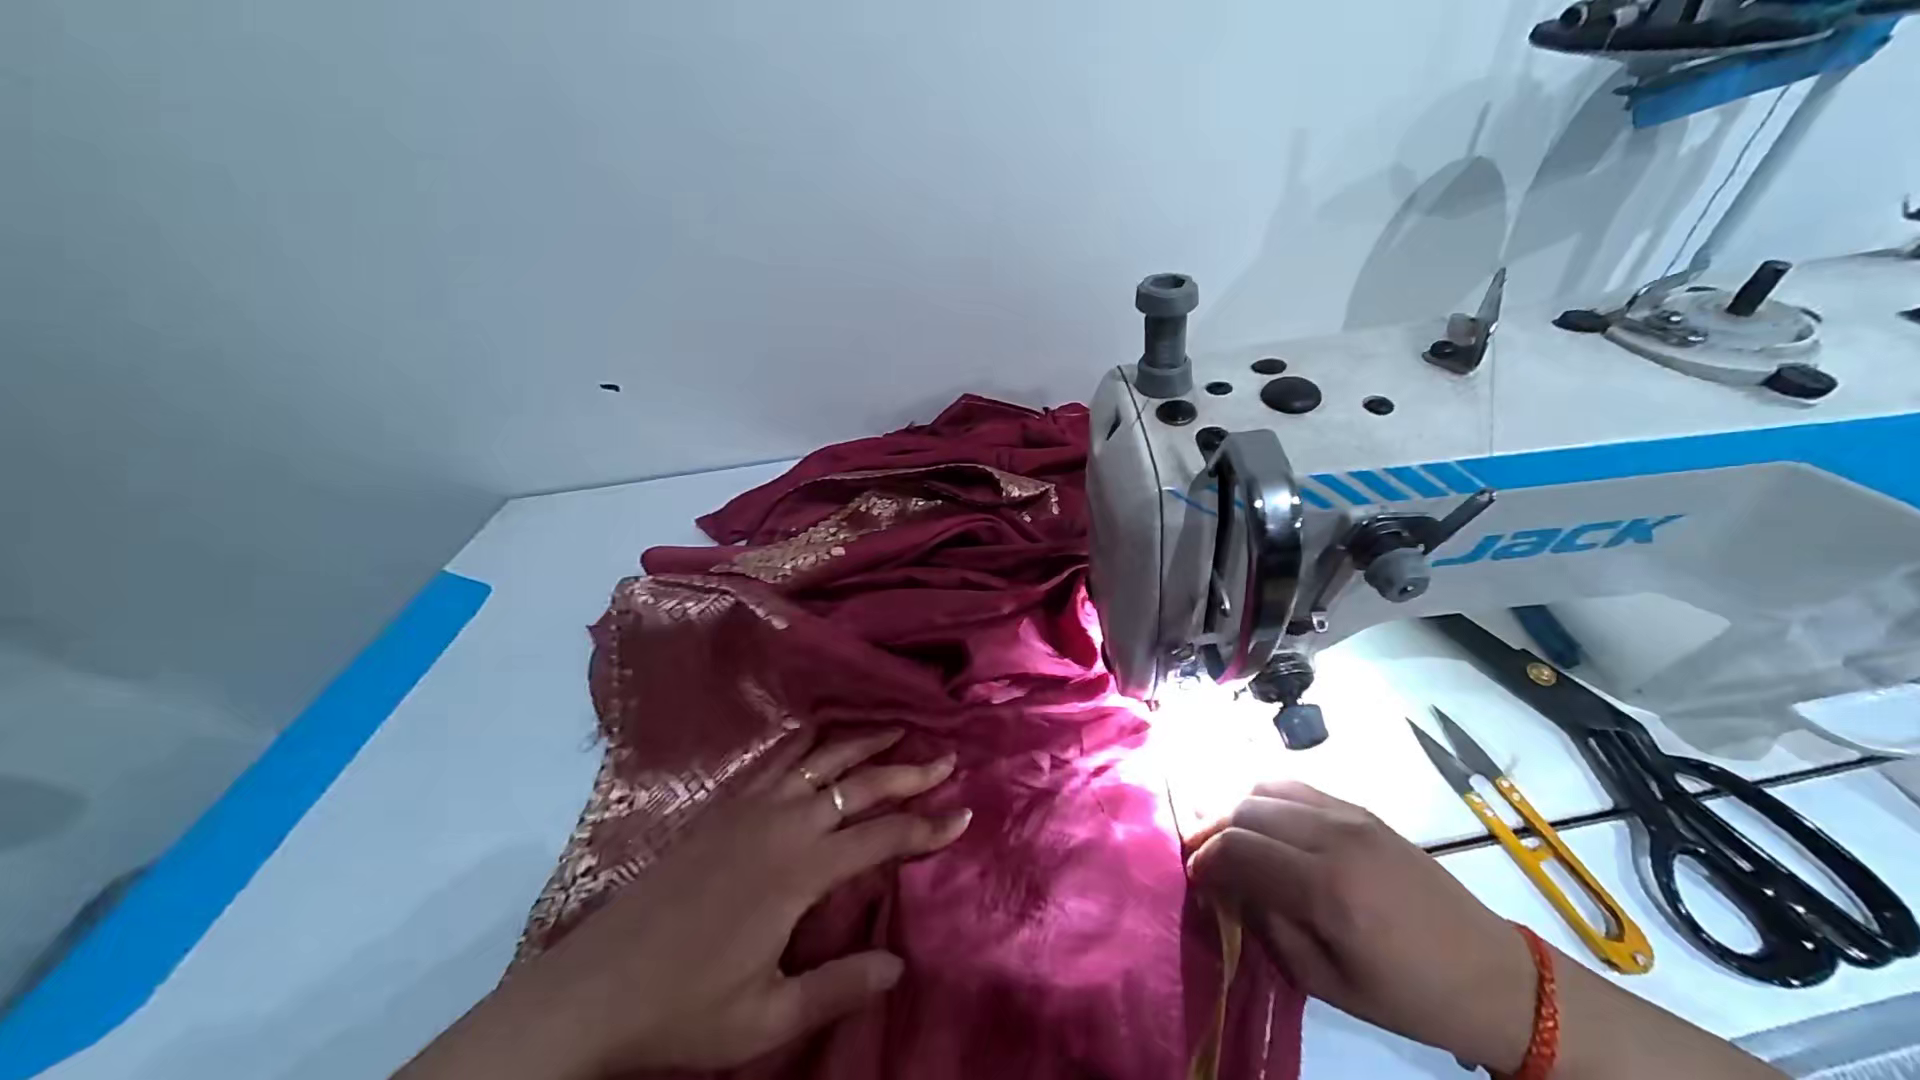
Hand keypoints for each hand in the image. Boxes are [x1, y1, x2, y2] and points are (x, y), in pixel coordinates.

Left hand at [398, 729, 970, 1079]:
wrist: (591, 990)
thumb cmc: (683, 1008)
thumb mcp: (766, 1016)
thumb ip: (837, 985)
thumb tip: (899, 962)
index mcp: (799, 870)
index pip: (882, 836)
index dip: (927, 825)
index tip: (964, 813)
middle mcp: (780, 824)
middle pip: (857, 784)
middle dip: (907, 770)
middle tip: (946, 755)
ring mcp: (747, 809)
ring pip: (818, 760)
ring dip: (861, 742)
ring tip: (895, 725)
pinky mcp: (720, 808)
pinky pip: (776, 761)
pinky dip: (807, 742)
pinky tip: (819, 736)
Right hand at [1187, 781, 1535, 1072]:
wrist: (1495, 977)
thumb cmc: (1408, 995)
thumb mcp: (1324, 981)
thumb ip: (1267, 925)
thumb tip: (1230, 886)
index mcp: (1327, 889)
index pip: (1238, 848)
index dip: (1205, 858)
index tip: (1194, 876)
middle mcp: (1335, 838)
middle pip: (1246, 809)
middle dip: (1212, 829)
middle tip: (1201, 856)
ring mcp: (1351, 817)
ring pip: (1266, 789)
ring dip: (1236, 809)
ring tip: (1227, 836)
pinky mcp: (1363, 811)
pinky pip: (1297, 787)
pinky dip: (1266, 798)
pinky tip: (1263, 822)